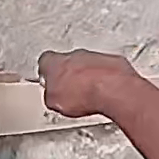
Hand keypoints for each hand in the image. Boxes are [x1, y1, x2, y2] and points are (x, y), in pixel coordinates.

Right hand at [36, 49, 150, 117]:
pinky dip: (106, 80)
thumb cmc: (84, 94)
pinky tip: (106, 95)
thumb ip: (50, 95)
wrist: (113, 90)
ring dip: (89, 78)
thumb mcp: (53, 103)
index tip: (50, 84)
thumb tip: (52, 98)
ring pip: (89, 65)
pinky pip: (107, 70)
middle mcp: (74, 54)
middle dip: (70, 76)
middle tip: (72, 93)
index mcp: (54, 61)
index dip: (47, 74)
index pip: (44, 62)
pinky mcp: (115, 62)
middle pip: (68, 62)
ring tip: (90, 98)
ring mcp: (96, 56)